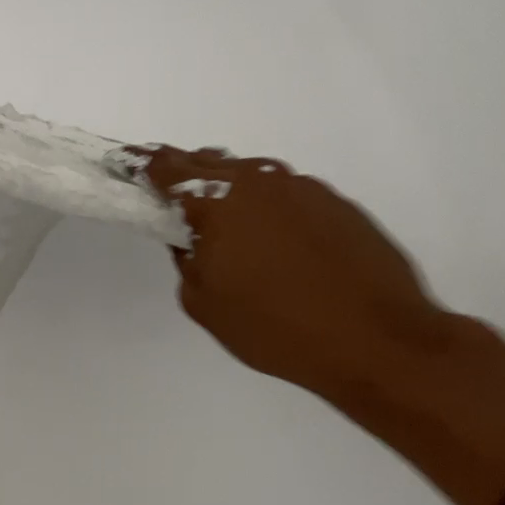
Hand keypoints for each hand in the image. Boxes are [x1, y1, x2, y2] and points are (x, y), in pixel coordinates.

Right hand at [124, 145, 453, 396]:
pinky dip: (270, 208)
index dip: (142, 164)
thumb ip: (186, 259)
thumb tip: (191, 238)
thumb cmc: (276, 327)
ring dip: (230, 191)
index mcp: (217, 199)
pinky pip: (287, 196)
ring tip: (225, 222)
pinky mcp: (339, 205)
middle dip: (185, 175)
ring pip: (251, 177)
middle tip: (170, 194)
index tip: (124, 162)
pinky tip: (275, 243)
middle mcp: (259, 181)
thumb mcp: (203, 302)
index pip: (167, 168)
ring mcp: (304, 189)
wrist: (380, 343)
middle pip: (209, 164)